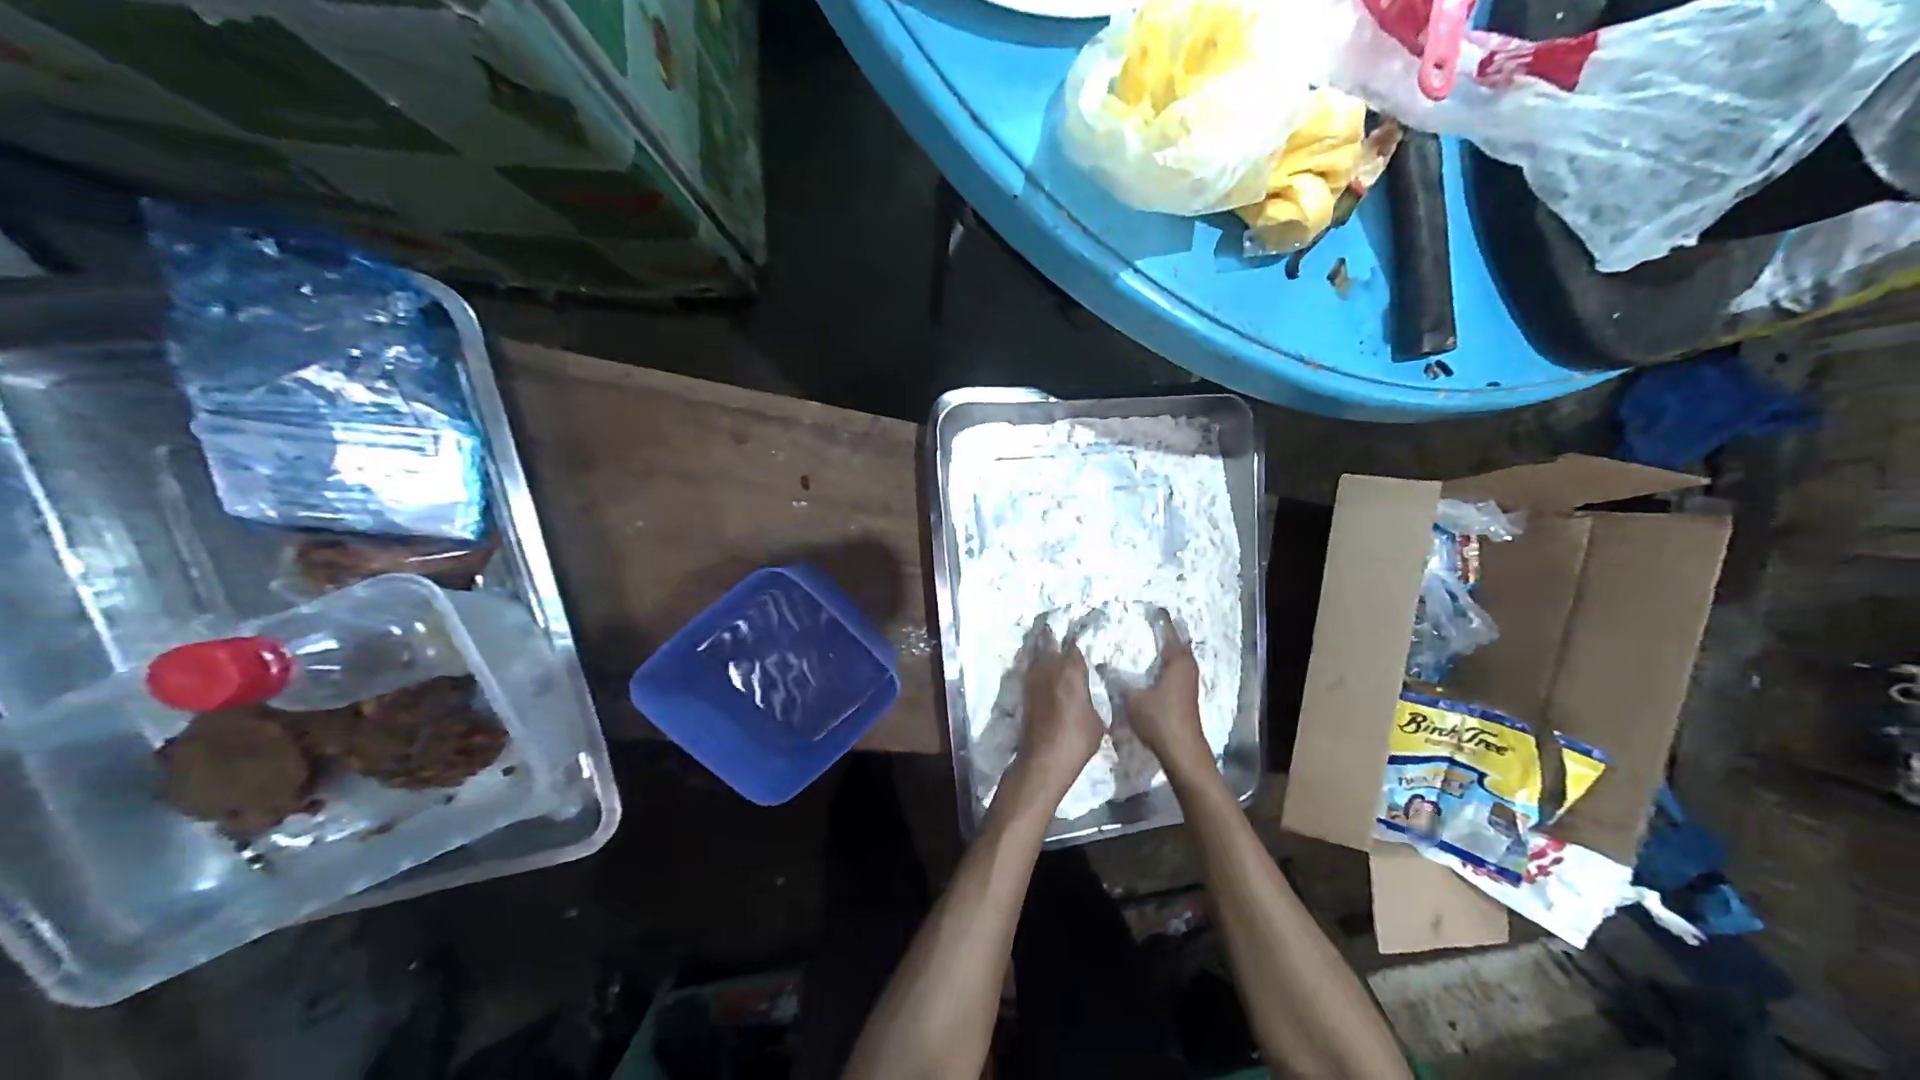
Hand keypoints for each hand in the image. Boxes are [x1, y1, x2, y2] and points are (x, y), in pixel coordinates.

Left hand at [1011, 624, 1104, 802]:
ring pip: (1038, 653)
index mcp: (1071, 669)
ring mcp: (1033, 677)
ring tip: (1054, 641)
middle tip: (1066, 626)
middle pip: (1051, 640)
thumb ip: (1093, 697)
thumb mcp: (1098, 718)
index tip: (1088, 627)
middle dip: (1057, 634)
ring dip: (1045, 647)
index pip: (1076, 643)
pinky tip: (1046, 668)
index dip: (1082, 635)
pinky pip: (1032, 668)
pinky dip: (1038, 665)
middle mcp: (1049, 666)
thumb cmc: (1077, 739)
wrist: (1044, 758)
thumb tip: (1090, 692)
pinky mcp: (1024, 690)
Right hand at [1125, 609, 1209, 772]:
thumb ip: (1117, 679)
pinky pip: (1176, 669)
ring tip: (1147, 639)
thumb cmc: (1159, 719)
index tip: (1152, 607)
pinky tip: (1151, 666)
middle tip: (1147, 620)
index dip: (1162, 619)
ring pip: (1178, 657)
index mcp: (1177, 662)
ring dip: (1166, 648)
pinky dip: (1166, 663)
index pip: (1171, 632)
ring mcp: (1189, 682)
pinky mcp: (1185, 694)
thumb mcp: (1132, 698)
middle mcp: (1187, 667)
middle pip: (1178, 642)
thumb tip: (1100, 663)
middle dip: (1166, 631)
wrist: (1181, 751)